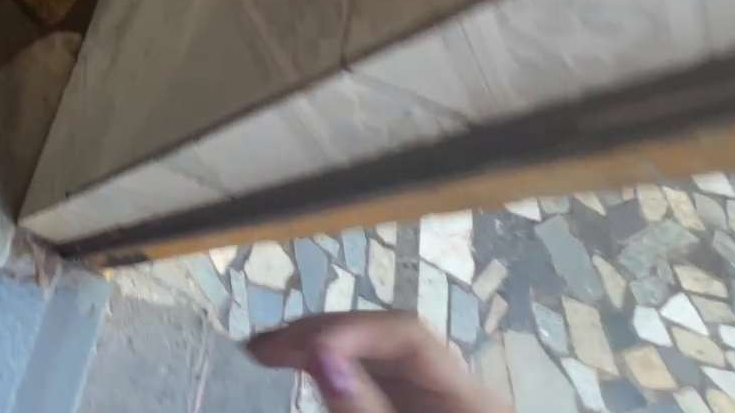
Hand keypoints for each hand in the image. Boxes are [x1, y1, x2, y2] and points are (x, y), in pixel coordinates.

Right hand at [248, 312, 509, 412]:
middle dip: (317, 337)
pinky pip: (362, 379)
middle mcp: (452, 391)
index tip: (299, 348)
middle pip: (379, 341)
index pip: (407, 336)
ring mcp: (428, 403)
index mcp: (473, 401)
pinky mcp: (403, 411)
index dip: (352, 330)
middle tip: (260, 348)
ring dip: (310, 348)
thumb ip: (364, 412)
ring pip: (364, 355)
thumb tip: (319, 354)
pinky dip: (323, 370)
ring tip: (262, 352)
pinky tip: (289, 363)